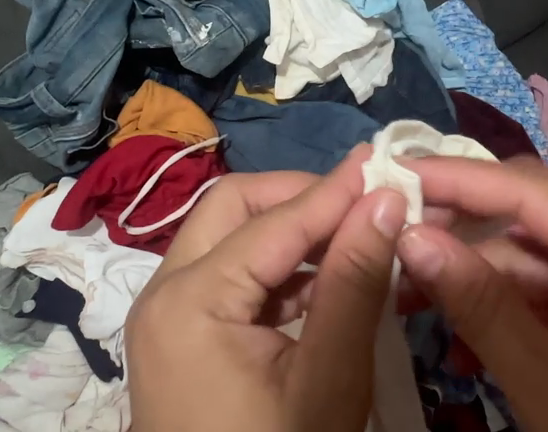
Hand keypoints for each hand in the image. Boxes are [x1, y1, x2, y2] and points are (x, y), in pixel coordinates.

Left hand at [126, 149, 407, 431]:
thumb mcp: (325, 382)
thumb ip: (354, 284)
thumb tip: (385, 199)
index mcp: (189, 300)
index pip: (273, 222)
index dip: (334, 191)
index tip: (384, 165)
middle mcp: (163, 290)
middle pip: (233, 207)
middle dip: (298, 196)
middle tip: (361, 203)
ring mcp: (164, 313)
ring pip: (226, 234)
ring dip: (287, 228)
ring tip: (352, 233)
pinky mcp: (177, 334)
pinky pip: (225, 273)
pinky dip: (272, 266)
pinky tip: (320, 279)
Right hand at [397, 157, 547, 430]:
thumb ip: (484, 310)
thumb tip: (409, 235)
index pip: (532, 191)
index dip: (458, 178)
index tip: (392, 170)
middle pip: (528, 217)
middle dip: (458, 228)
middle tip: (386, 234)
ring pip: (528, 257)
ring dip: (469, 276)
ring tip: (403, 292)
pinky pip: (543, 294)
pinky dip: (498, 309)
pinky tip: (455, 333)